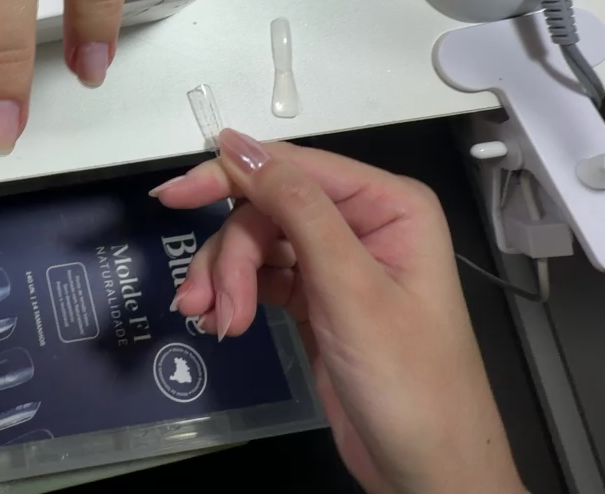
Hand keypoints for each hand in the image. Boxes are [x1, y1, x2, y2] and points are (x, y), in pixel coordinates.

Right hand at [153, 131, 522, 493]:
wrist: (430, 481)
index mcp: (386, 204)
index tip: (175, 196)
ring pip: (253, 241)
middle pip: (263, 208)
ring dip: (226, 279)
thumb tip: (237, 144)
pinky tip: (222, 321)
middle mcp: (358, 221)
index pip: (289, 168)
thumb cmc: (411, 385)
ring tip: (214, 320)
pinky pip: (257, 273)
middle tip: (203, 295)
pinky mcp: (312, 292)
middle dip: (231, 254)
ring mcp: (333, 257)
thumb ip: (295, 207)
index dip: (228, 177)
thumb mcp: (350, 288)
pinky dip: (234, 294)